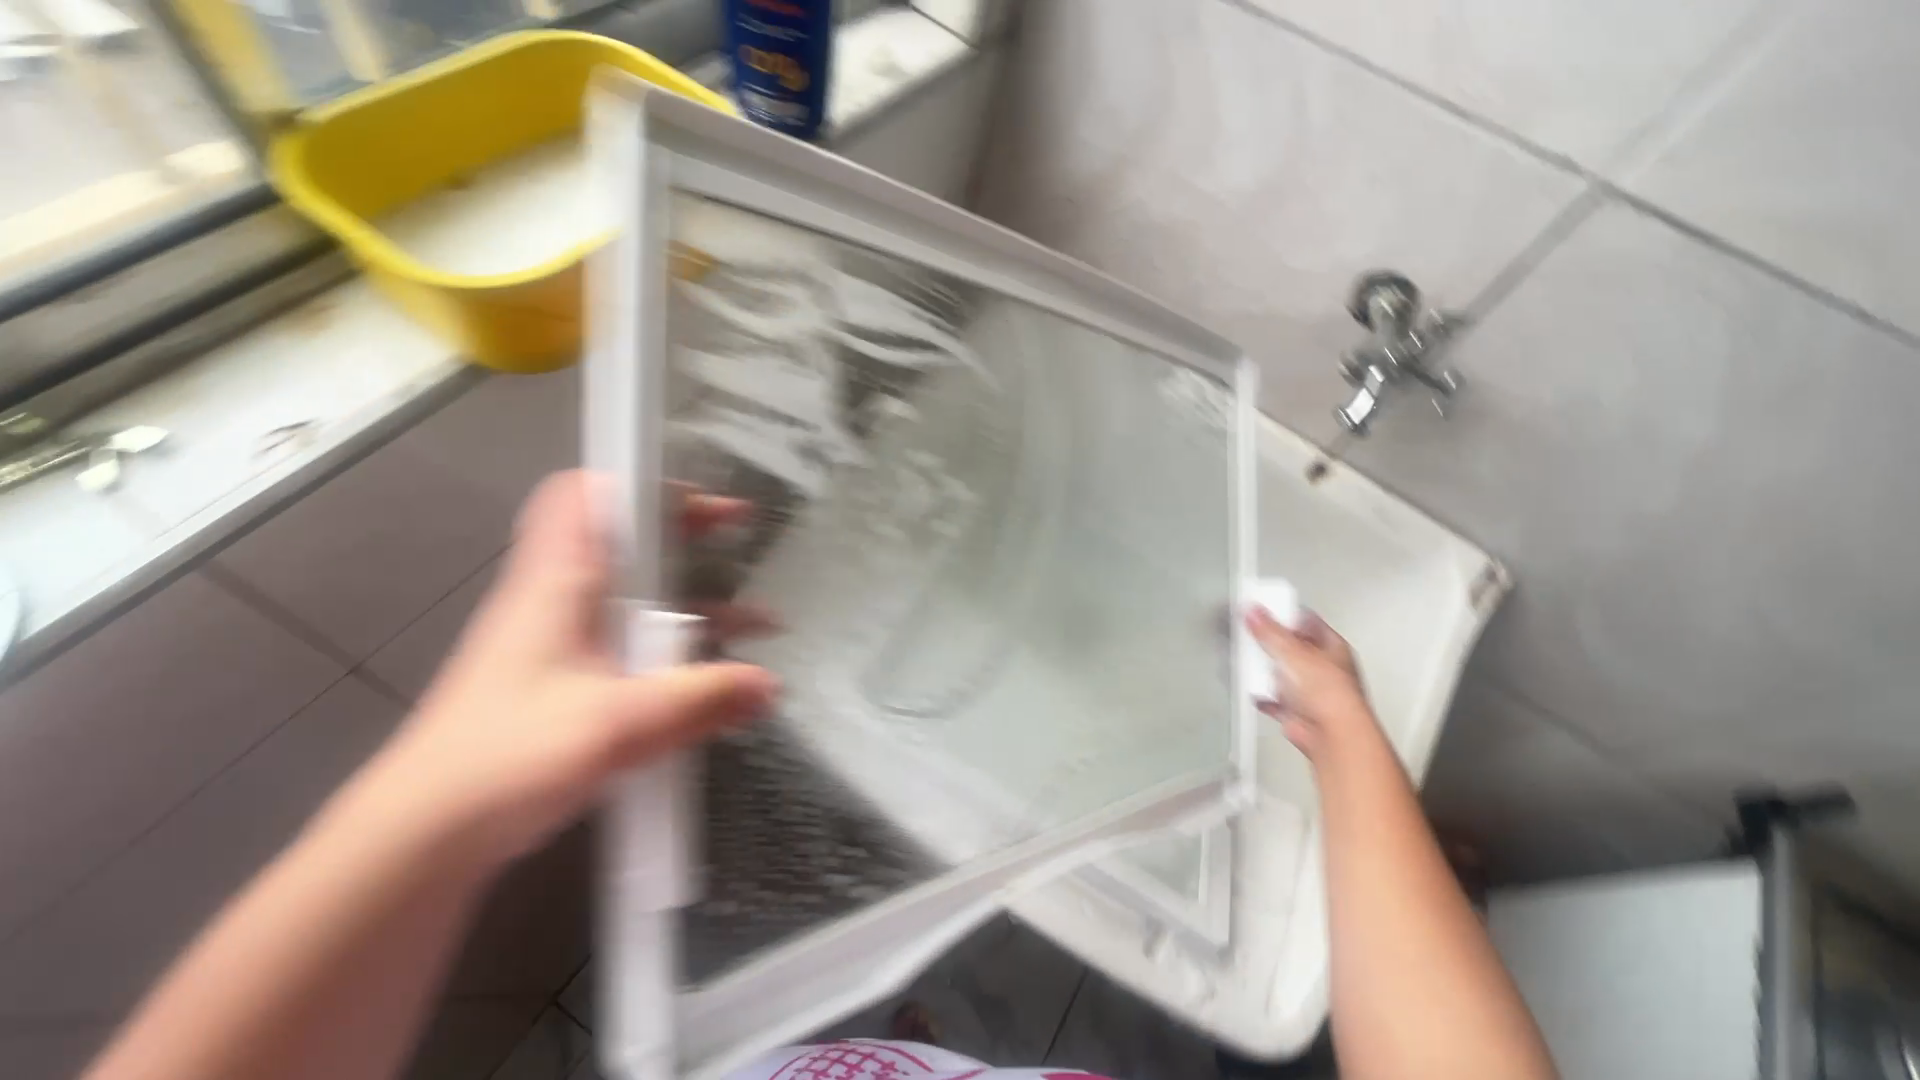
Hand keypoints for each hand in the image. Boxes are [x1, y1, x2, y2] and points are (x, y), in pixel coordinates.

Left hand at [350, 471, 779, 871]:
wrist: (423, 836)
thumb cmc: (510, 757)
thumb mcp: (617, 725)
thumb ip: (700, 700)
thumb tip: (769, 685)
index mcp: (555, 583)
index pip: (585, 495)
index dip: (645, 485)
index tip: (705, 505)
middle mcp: (554, 602)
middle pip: (622, 543)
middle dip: (685, 537)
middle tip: (742, 540)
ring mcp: (557, 646)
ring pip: (632, 601)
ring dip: (692, 604)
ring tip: (760, 624)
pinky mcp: (560, 688)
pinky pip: (628, 648)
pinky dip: (674, 652)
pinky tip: (714, 685)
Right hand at [1245, 607, 1378, 761]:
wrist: (1331, 736)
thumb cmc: (1331, 695)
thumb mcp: (1293, 653)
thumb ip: (1270, 632)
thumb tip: (1255, 613)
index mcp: (1332, 647)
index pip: (1306, 622)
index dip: (1283, 615)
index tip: (1261, 611)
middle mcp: (1324, 668)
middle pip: (1291, 648)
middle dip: (1269, 645)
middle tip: (1249, 637)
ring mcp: (1311, 691)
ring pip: (1282, 673)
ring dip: (1265, 671)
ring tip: (1248, 664)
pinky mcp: (1298, 711)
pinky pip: (1275, 698)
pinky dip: (1263, 696)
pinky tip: (1254, 692)